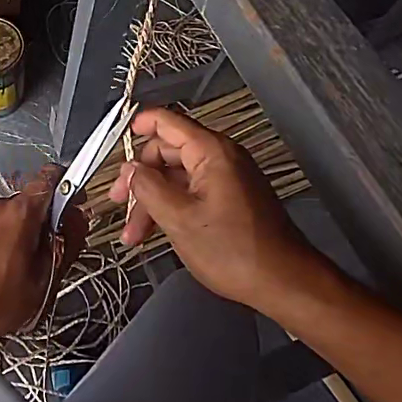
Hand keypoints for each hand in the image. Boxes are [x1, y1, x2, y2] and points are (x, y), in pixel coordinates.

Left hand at [0, 164, 81, 366]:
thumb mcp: (43, 280)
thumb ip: (66, 245)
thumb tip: (77, 222)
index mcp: (20, 213)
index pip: (51, 177)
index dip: (70, 187)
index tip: (77, 205)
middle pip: (36, 200)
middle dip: (52, 219)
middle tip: (59, 248)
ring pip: (17, 214)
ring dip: (30, 231)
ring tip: (32, 265)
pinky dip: (10, 238)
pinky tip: (9, 268)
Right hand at [107, 108, 326, 313]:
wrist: (281, 279)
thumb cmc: (237, 251)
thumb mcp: (179, 219)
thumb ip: (148, 188)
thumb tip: (130, 170)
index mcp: (212, 152)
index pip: (169, 122)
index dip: (141, 125)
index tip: (120, 135)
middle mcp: (222, 158)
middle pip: (169, 152)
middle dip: (141, 178)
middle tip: (120, 202)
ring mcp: (229, 178)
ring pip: (178, 177)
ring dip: (153, 200)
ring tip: (135, 234)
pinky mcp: (232, 198)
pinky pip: (193, 192)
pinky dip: (172, 207)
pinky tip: (157, 231)